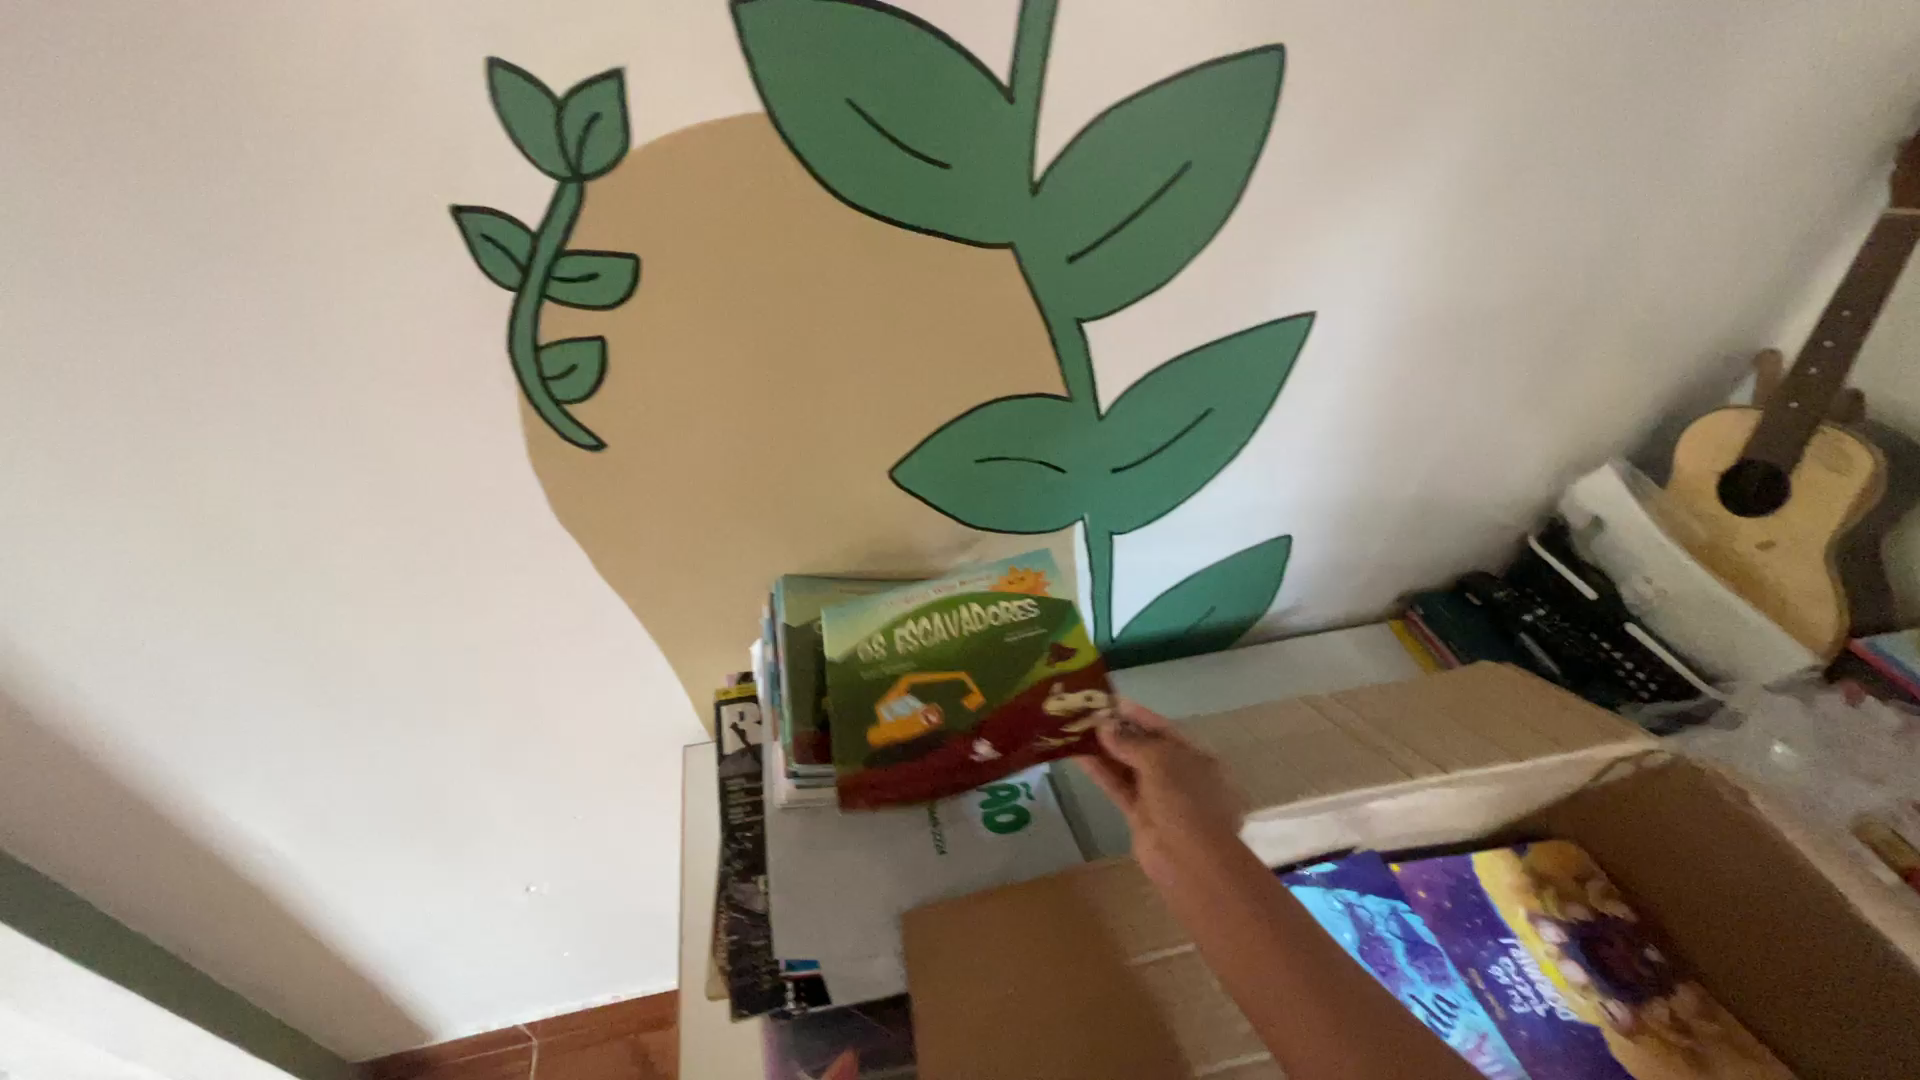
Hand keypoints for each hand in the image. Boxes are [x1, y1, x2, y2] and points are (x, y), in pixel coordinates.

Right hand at [1073, 700, 1248, 887]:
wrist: (1190, 860)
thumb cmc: (1185, 800)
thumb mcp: (1161, 761)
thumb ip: (1131, 742)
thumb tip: (1104, 725)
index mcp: (1195, 757)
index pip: (1163, 729)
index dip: (1136, 714)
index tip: (1108, 701)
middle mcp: (1179, 774)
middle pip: (1143, 747)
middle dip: (1116, 731)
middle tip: (1085, 715)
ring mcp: (1158, 796)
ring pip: (1127, 767)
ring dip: (1103, 750)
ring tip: (1074, 731)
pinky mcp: (1139, 814)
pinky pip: (1118, 786)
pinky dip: (1100, 772)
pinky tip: (1078, 756)